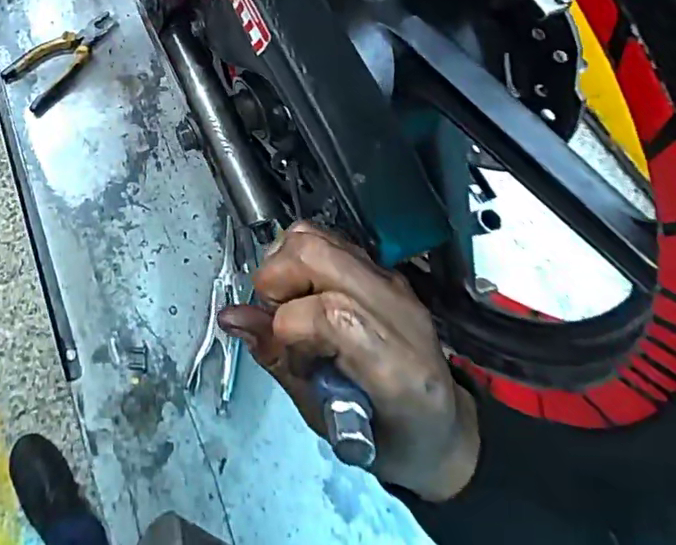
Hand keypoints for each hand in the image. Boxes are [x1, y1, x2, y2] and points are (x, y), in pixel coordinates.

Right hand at [217, 222, 480, 500]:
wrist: (443, 427)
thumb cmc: (392, 439)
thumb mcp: (330, 422)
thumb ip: (279, 361)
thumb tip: (232, 317)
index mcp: (397, 367)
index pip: (332, 313)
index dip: (289, 325)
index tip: (288, 353)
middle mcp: (399, 311)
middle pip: (318, 255)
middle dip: (275, 278)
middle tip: (274, 315)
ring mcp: (392, 282)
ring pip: (319, 237)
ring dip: (284, 262)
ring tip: (286, 301)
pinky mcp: (383, 269)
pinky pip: (329, 239)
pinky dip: (299, 257)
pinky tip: (302, 291)